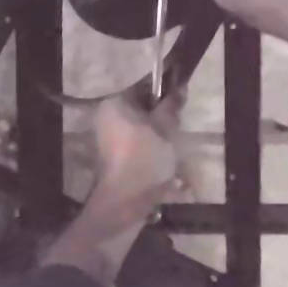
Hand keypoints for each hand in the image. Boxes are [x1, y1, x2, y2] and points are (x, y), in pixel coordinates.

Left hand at [92, 90, 180, 208]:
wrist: (125, 199)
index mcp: (113, 105)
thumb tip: (179, 87)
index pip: (141, 88)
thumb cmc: (144, 157)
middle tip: (179, 123)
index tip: (182, 99)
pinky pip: (137, 144)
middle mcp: (106, 118)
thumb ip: (170, 107)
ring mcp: (107, 139)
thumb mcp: (164, 128)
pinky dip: (151, 147)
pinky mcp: (114, 157)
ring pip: (141, 128)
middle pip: (140, 109)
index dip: (164, 91)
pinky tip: (165, 156)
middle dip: (162, 115)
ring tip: (173, 142)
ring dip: (159, 133)